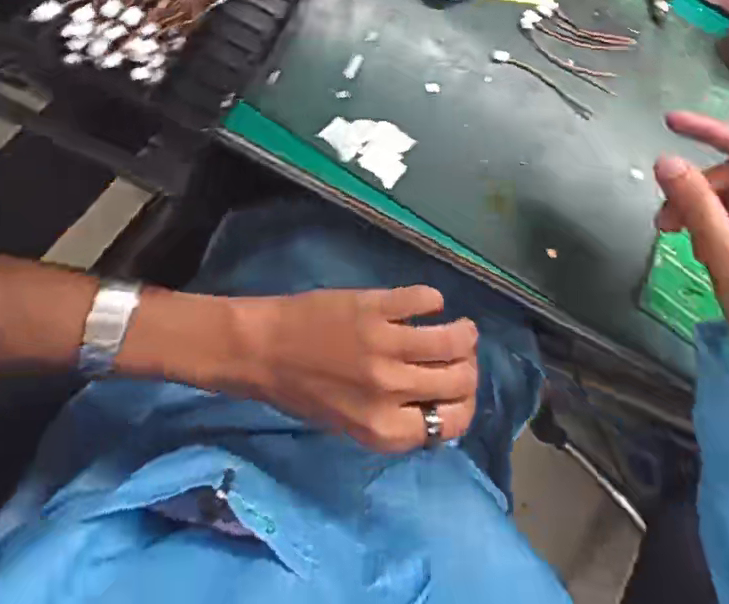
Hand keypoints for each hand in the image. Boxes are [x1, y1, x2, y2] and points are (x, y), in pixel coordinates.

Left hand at [231, 286, 478, 453]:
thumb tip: (436, 407)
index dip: (462, 406)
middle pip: (460, 382)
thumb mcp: (348, 424)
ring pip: (453, 341)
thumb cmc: (299, 390)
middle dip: (468, 369)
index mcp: (383, 429)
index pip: (451, 424)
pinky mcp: (373, 307)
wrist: (260, 347)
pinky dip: (432, 300)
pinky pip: (422, 299)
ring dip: (464, 334)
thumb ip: (393, 422)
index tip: (457, 390)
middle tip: (459, 355)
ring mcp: (383, 345)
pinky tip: (426, 303)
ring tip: (459, 327)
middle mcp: (390, 391)